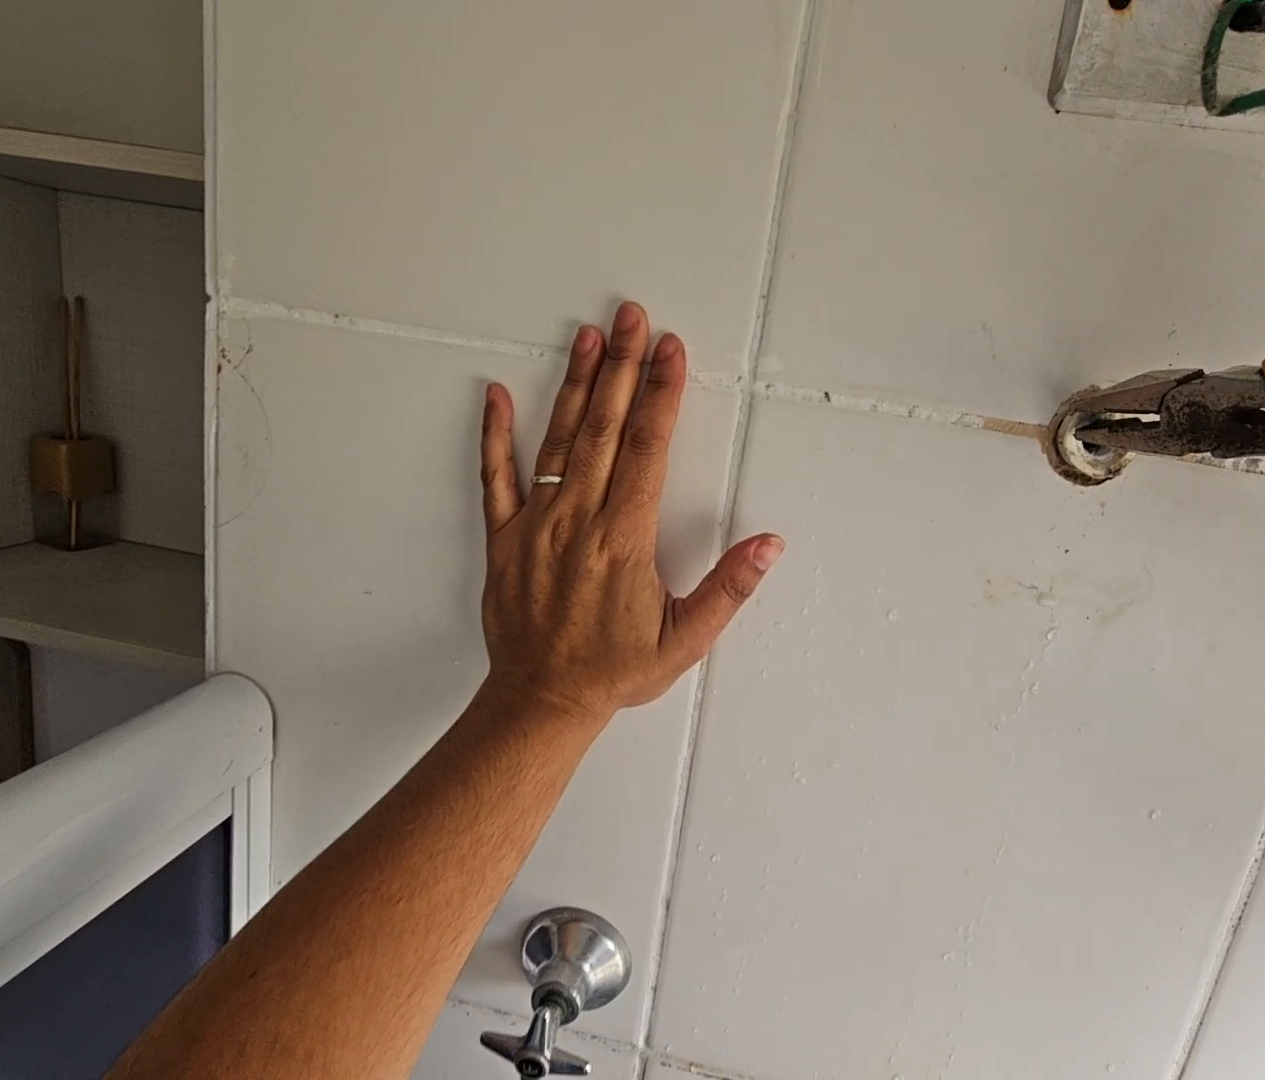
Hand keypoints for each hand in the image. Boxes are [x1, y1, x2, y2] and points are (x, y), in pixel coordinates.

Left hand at [477, 301, 782, 722]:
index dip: (662, 393)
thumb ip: (729, 588)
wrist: (541, 700)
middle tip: (633, 317)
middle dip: (623, 367)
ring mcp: (536, 526)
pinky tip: (498, 395)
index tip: (671, 351)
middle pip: (606, 428)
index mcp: (623, 538)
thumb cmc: (614, 670)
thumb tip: (769, 543)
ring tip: (588, 337)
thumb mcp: (685, 639)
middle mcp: (578, 521)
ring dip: (576, 386)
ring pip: (558, 441)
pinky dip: (495, 435)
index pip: (648, 448)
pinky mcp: (504, 539)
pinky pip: (496, 478)